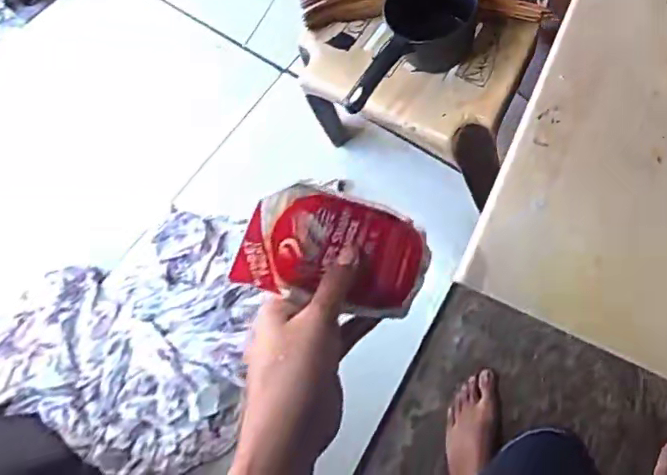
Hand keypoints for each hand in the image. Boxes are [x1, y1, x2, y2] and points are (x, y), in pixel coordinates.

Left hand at [232, 247, 378, 474]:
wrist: (290, 440)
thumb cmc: (292, 375)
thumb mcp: (315, 322)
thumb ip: (335, 284)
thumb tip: (350, 249)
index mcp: (277, 305)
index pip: (298, 265)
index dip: (322, 245)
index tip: (346, 225)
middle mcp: (292, 317)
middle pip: (322, 282)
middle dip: (347, 265)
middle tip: (374, 240)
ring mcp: (310, 338)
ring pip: (338, 304)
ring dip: (360, 289)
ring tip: (387, 263)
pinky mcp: (327, 357)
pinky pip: (348, 328)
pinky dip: (366, 316)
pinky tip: (389, 302)